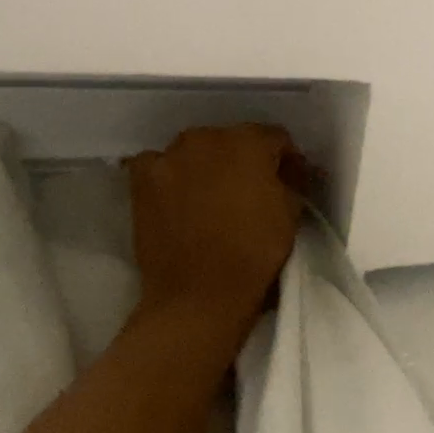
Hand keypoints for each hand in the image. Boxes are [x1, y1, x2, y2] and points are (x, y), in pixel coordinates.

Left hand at [124, 124, 305, 320]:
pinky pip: (158, 164)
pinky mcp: (142, 180)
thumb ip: (290, 181)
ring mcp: (170, 157)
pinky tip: (176, 192)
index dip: (286, 160)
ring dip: (207, 164)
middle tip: (251, 189)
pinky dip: (169, 173)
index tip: (290, 181)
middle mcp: (208, 137)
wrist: (199, 295)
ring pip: (196, 150)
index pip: (275, 138)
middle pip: (233, 140)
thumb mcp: (291, 211)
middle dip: (245, 159)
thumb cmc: (254, 251)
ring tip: (213, 193)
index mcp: (249, 141)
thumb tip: (287, 172)